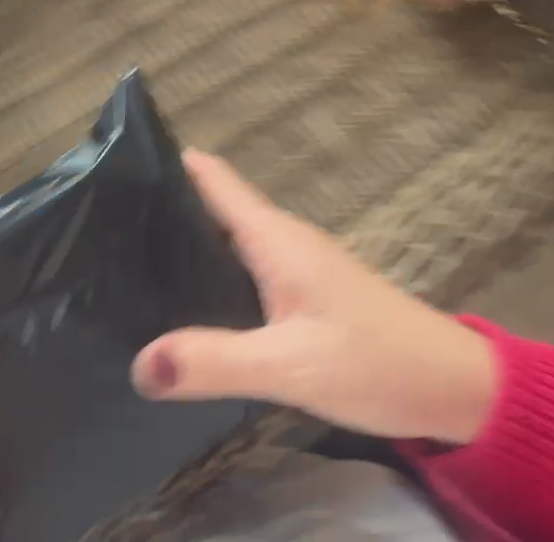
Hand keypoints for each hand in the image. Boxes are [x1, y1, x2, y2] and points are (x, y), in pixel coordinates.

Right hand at [131, 151, 500, 443]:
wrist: (455, 390)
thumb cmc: (377, 362)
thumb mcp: (290, 366)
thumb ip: (215, 361)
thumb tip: (137, 364)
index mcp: (273, 237)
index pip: (210, 177)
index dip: (165, 162)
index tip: (111, 163)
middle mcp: (279, 241)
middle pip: (208, 208)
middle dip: (158, 209)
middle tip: (98, 223)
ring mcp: (291, 268)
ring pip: (222, 243)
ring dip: (180, 247)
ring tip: (122, 263)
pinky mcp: (299, 297)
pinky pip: (238, 274)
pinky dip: (206, 280)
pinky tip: (180, 309)